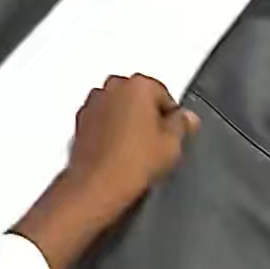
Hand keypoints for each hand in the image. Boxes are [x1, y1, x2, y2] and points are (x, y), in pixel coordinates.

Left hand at [65, 74, 200, 211]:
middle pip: (139, 95)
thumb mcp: (171, 146)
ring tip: (133, 149)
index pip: (163, 94)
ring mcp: (95, 99)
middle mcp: (115, 85)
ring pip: (119, 104)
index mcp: (139, 85)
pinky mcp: (82, 116)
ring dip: (126, 118)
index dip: (169, 116)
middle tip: (153, 142)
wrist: (97, 184)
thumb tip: (187, 117)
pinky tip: (116, 149)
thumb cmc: (132, 162)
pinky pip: (102, 115)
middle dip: (147, 114)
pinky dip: (108, 126)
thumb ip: (182, 124)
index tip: (170, 134)